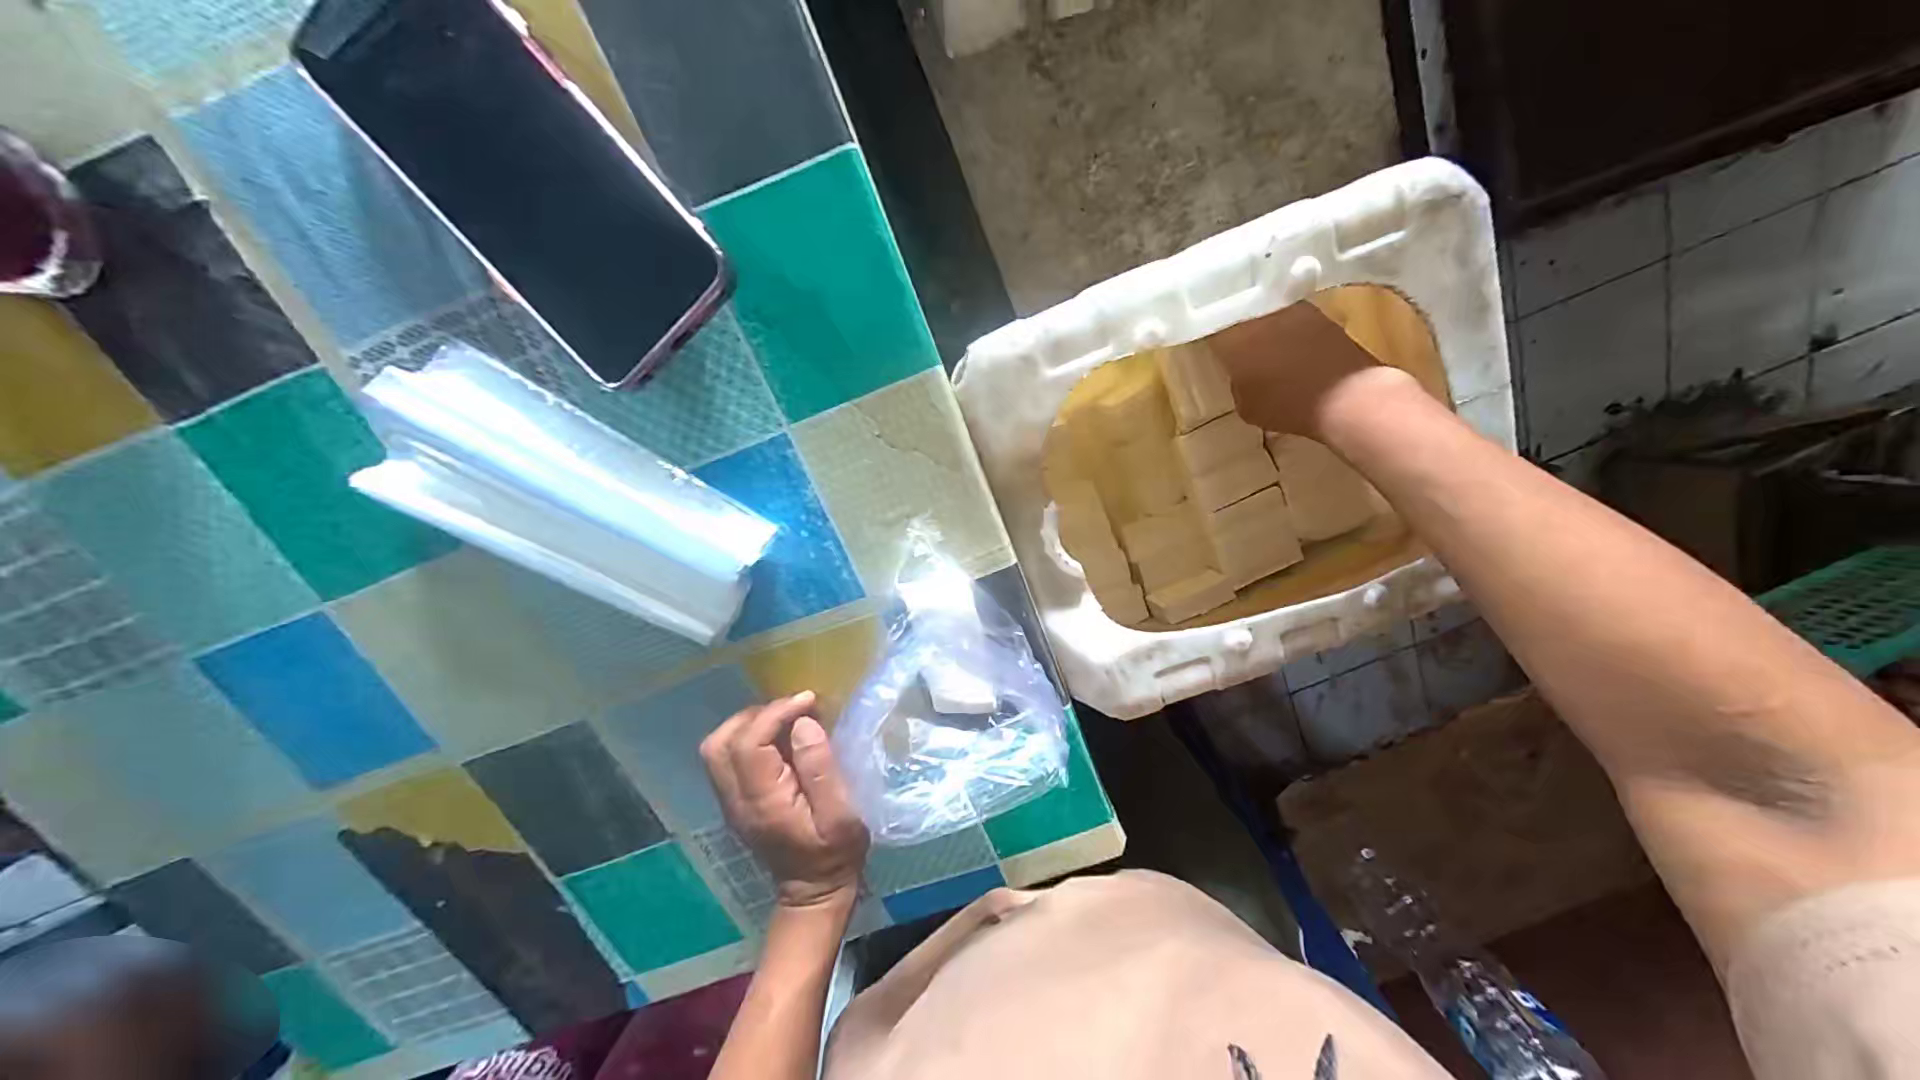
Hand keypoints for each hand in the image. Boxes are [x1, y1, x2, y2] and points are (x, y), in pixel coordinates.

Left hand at [701, 692, 869, 908]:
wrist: (815, 891)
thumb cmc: (835, 852)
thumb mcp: (841, 815)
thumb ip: (821, 769)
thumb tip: (803, 725)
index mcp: (763, 801)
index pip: (749, 743)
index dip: (775, 713)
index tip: (808, 701)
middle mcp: (737, 800)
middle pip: (720, 743)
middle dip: (756, 715)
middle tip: (792, 709)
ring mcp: (732, 802)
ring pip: (718, 749)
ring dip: (749, 725)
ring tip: (786, 719)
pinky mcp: (736, 801)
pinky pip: (728, 758)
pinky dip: (748, 737)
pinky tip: (779, 738)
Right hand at [1206, 300, 1402, 437]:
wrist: (1349, 396)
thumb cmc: (1287, 404)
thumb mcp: (1246, 404)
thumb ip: (1237, 382)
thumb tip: (1243, 373)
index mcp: (1233, 335)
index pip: (1206, 324)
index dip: (1199, 329)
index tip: (1195, 337)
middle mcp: (1261, 313)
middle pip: (1237, 310)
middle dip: (1230, 322)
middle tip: (1224, 337)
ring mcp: (1293, 309)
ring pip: (1265, 311)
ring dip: (1259, 324)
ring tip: (1255, 342)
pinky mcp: (1320, 315)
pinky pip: (1290, 318)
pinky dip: (1284, 330)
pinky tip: (1284, 347)